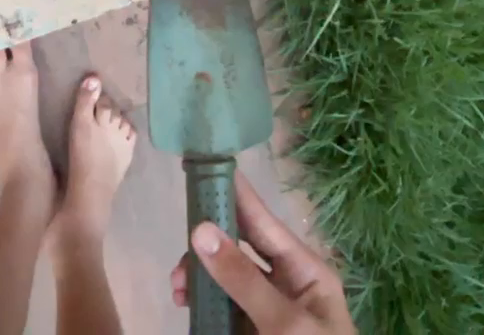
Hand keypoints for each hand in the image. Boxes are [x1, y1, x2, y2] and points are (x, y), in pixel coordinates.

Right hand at [170, 174, 353, 333]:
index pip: (263, 220)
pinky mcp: (253, 334)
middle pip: (239, 247)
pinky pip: (223, 309)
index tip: (207, 166)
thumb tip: (201, 228)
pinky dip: (204, 305)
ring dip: (200, 278)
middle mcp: (286, 284)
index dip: (236, 193)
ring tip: (179, 293)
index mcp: (304, 269)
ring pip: (225, 279)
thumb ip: (242, 278)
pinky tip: (188, 309)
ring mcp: (269, 312)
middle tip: (180, 261)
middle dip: (206, 245)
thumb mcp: (284, 322)